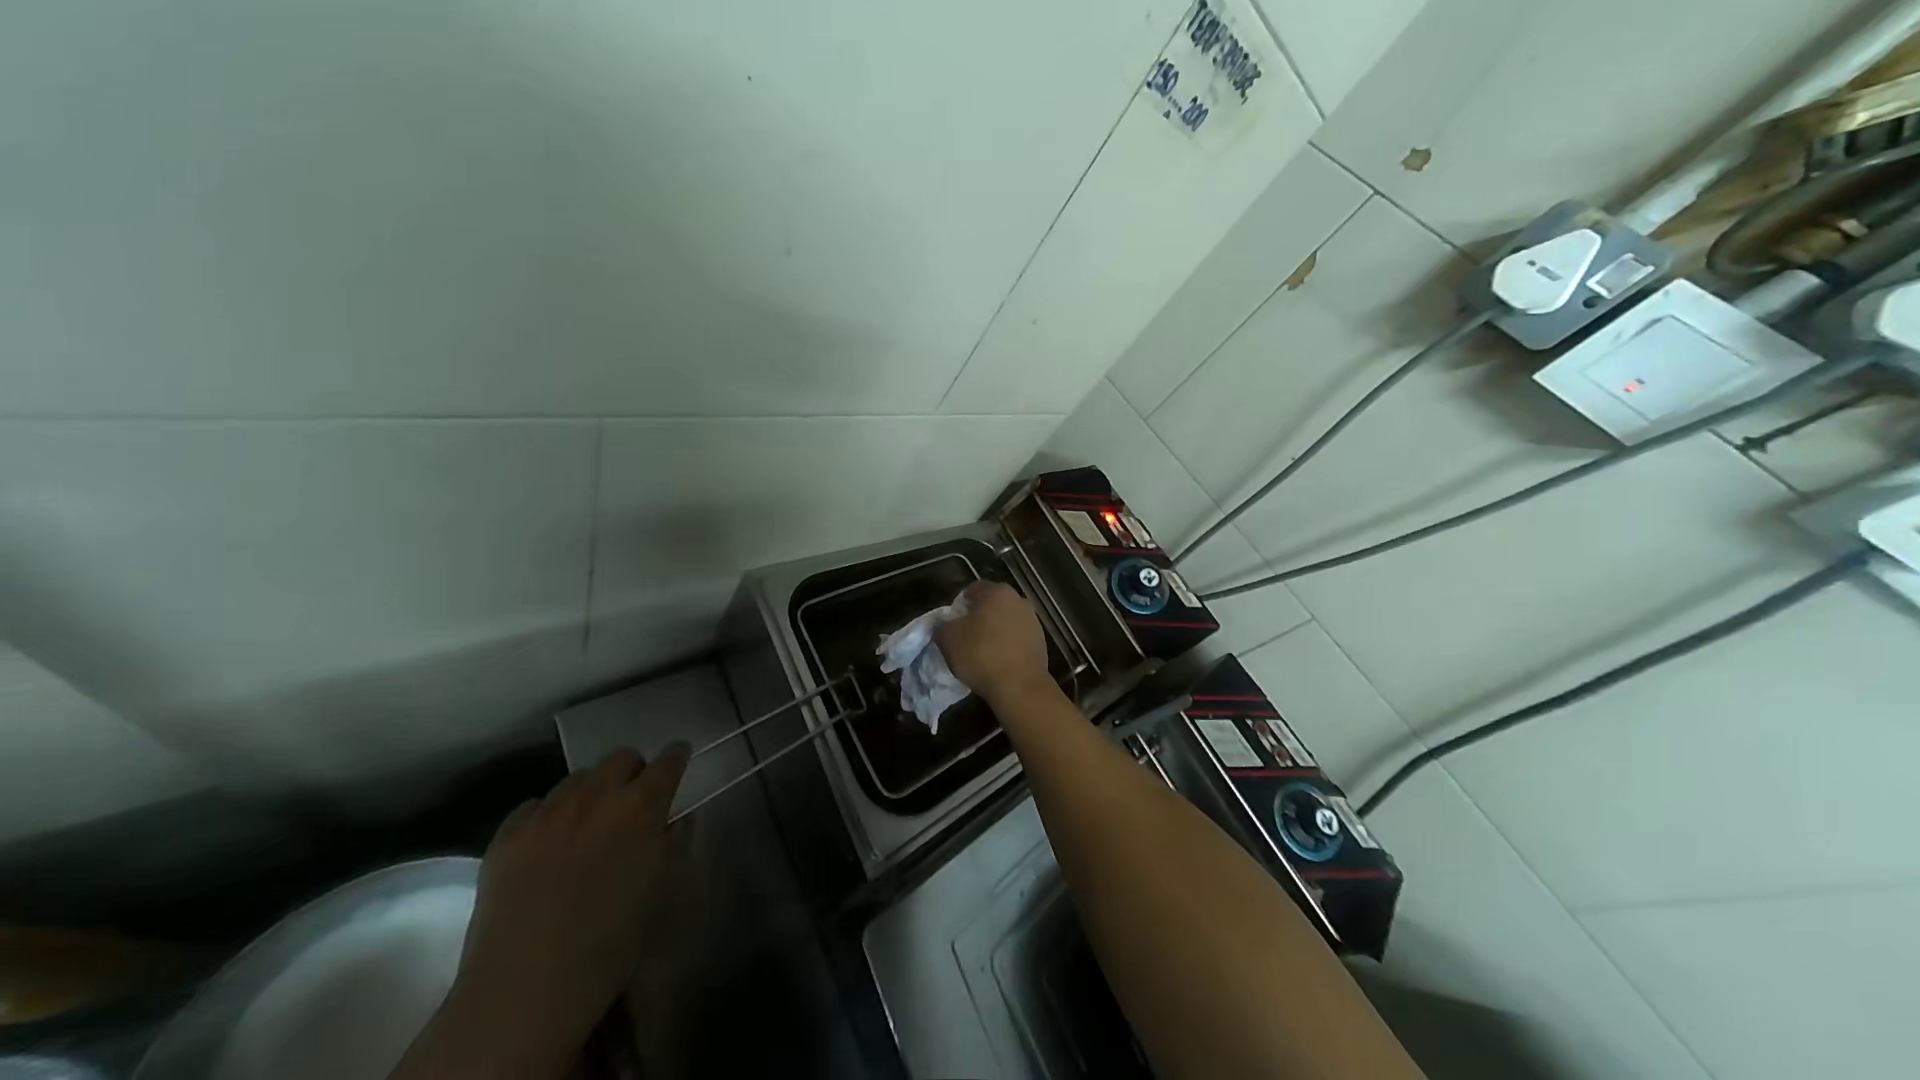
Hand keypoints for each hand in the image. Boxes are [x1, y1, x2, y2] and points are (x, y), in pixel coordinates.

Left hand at [409, 745, 688, 1078]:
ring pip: (576, 778)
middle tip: (635, 795)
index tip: (681, 756)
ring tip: (591, 820)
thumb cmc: (611, 944)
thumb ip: (674, 844)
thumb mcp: (661, 891)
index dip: (677, 757)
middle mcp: (594, 797)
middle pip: (619, 758)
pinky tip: (550, 839)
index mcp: (639, 808)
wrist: (526, 987)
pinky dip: (549, 812)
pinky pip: (534, 805)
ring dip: (592, 789)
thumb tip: (679, 819)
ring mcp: (545, 813)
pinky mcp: (506, 835)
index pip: (667, 763)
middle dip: (633, 769)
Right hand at [937, 581, 1054, 707]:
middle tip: (966, 636)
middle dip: (979, 617)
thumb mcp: (947, 638)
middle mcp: (1019, 600)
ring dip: (995, 631)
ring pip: (1006, 621)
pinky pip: (1017, 638)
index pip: (973, 590)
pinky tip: (999, 661)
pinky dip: (1008, 645)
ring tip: (983, 651)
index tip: (953, 623)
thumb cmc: (980, 655)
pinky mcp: (1041, 641)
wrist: (1019, 686)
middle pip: (992, 604)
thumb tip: (946, 623)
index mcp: (997, 592)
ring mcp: (1033, 621)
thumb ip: (942, 624)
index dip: (960, 605)